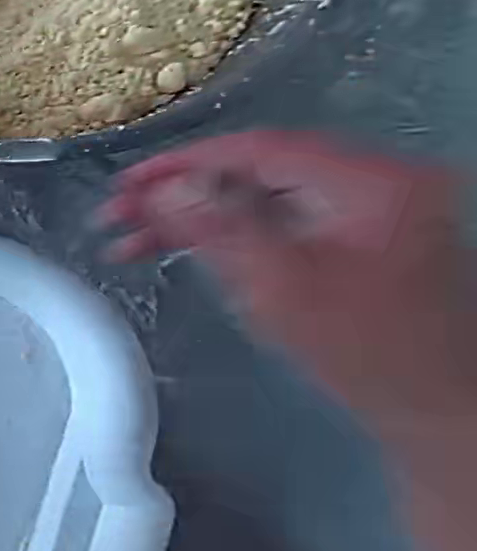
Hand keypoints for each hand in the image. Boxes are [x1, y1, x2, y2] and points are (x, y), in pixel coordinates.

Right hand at [99, 130, 476, 428]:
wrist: (433, 402)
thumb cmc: (362, 343)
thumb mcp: (275, 279)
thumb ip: (217, 225)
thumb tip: (165, 187)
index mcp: (369, 184)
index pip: (254, 149)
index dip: (179, 162)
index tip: (126, 183)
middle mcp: (373, 185)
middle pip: (247, 171)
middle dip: (172, 192)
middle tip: (117, 212)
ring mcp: (363, 211)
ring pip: (248, 196)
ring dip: (183, 213)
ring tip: (127, 236)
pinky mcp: (348, 236)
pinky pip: (265, 217)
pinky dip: (213, 229)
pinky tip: (168, 247)